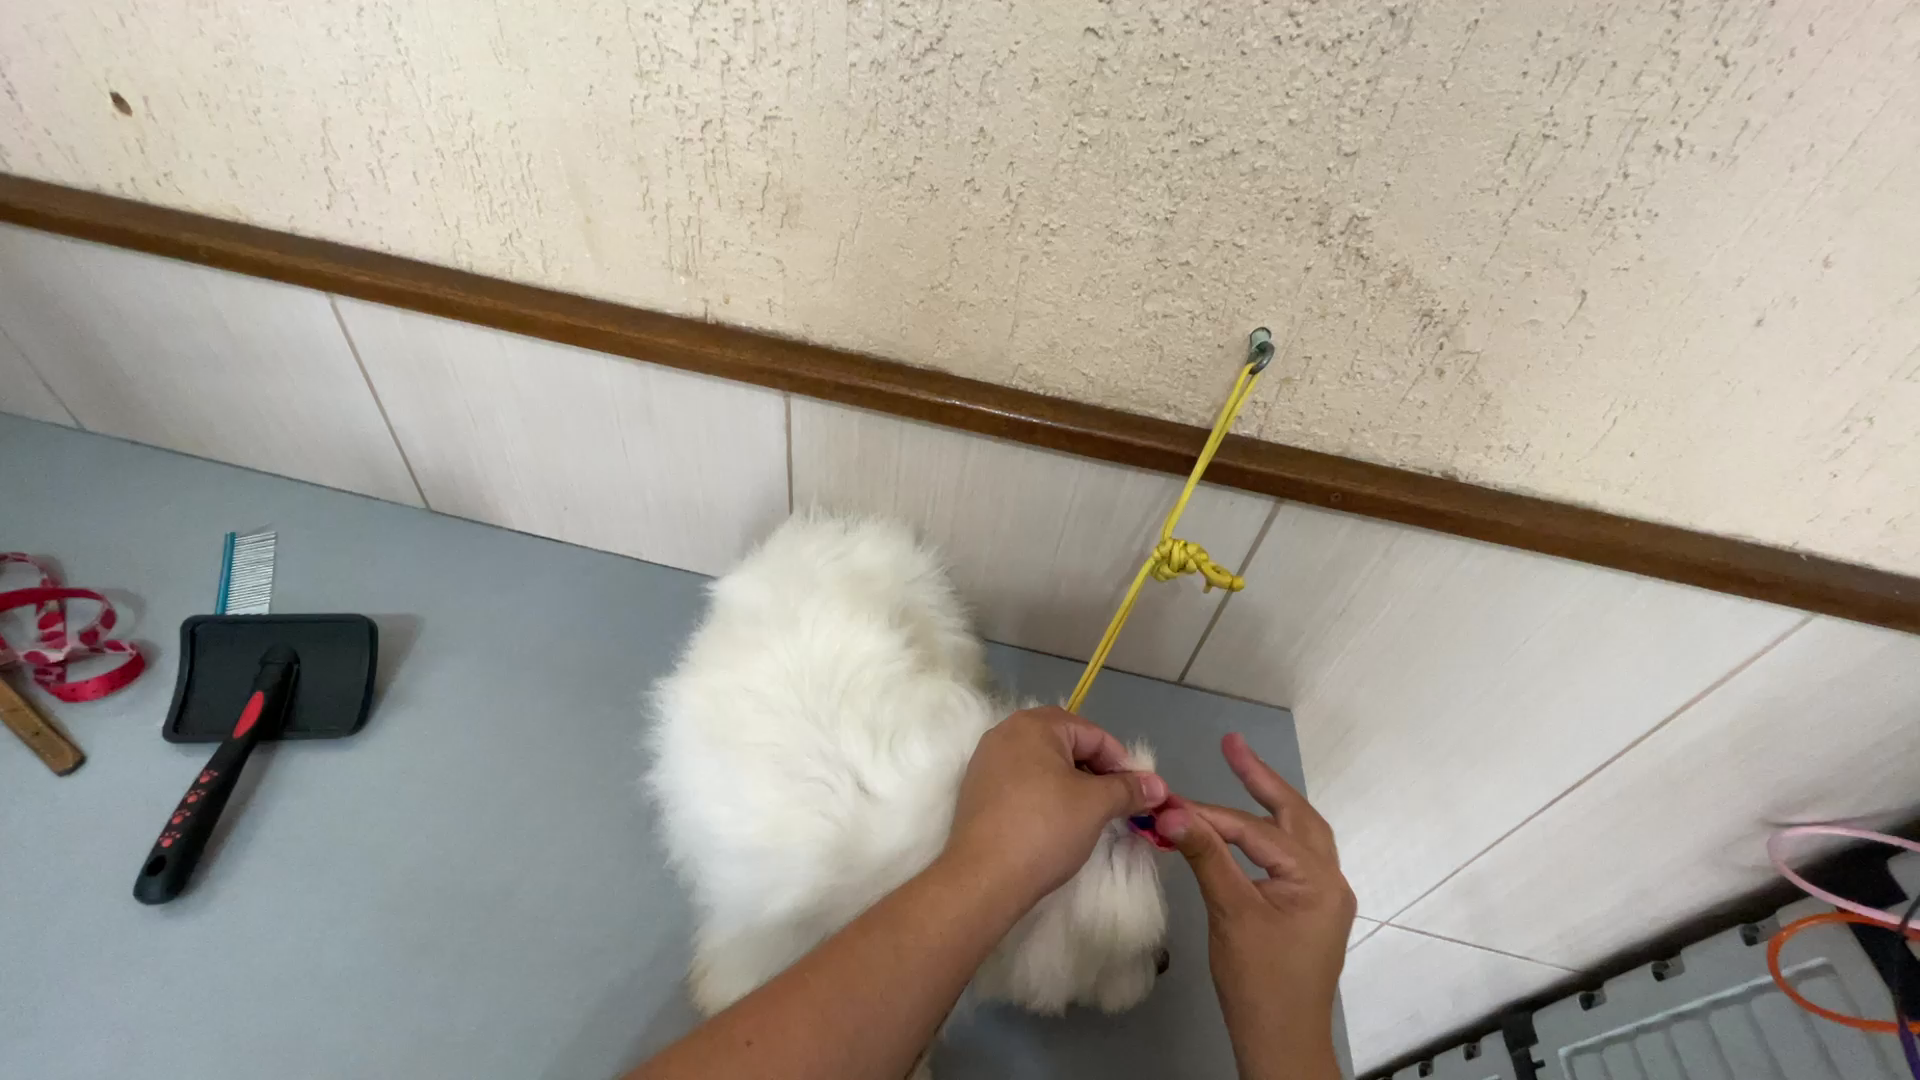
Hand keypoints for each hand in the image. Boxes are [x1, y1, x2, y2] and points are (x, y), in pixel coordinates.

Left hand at [945, 706, 1166, 907]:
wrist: (984, 877)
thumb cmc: (1045, 829)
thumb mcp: (1096, 805)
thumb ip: (1128, 789)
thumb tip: (1158, 785)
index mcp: (1033, 724)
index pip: (1092, 733)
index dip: (1121, 761)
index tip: (1139, 793)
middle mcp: (1005, 732)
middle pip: (1065, 741)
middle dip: (1095, 769)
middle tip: (1116, 800)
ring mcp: (987, 760)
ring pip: (1042, 761)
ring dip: (1070, 780)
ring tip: (1090, 811)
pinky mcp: (977, 788)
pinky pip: (1021, 779)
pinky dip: (1044, 791)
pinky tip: (1056, 819)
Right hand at [1154, 733, 1353, 1079]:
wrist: (1281, 1043)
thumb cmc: (1259, 980)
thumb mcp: (1229, 912)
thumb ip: (1204, 854)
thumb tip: (1169, 810)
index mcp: (1316, 878)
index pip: (1254, 831)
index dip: (1207, 815)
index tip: (1166, 804)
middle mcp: (1328, 879)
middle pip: (1294, 815)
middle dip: (1261, 778)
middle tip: (1231, 744)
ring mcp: (1322, 895)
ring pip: (1296, 833)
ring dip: (1268, 801)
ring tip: (1240, 768)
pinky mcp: (1308, 908)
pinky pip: (1289, 855)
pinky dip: (1266, 832)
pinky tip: (1246, 826)